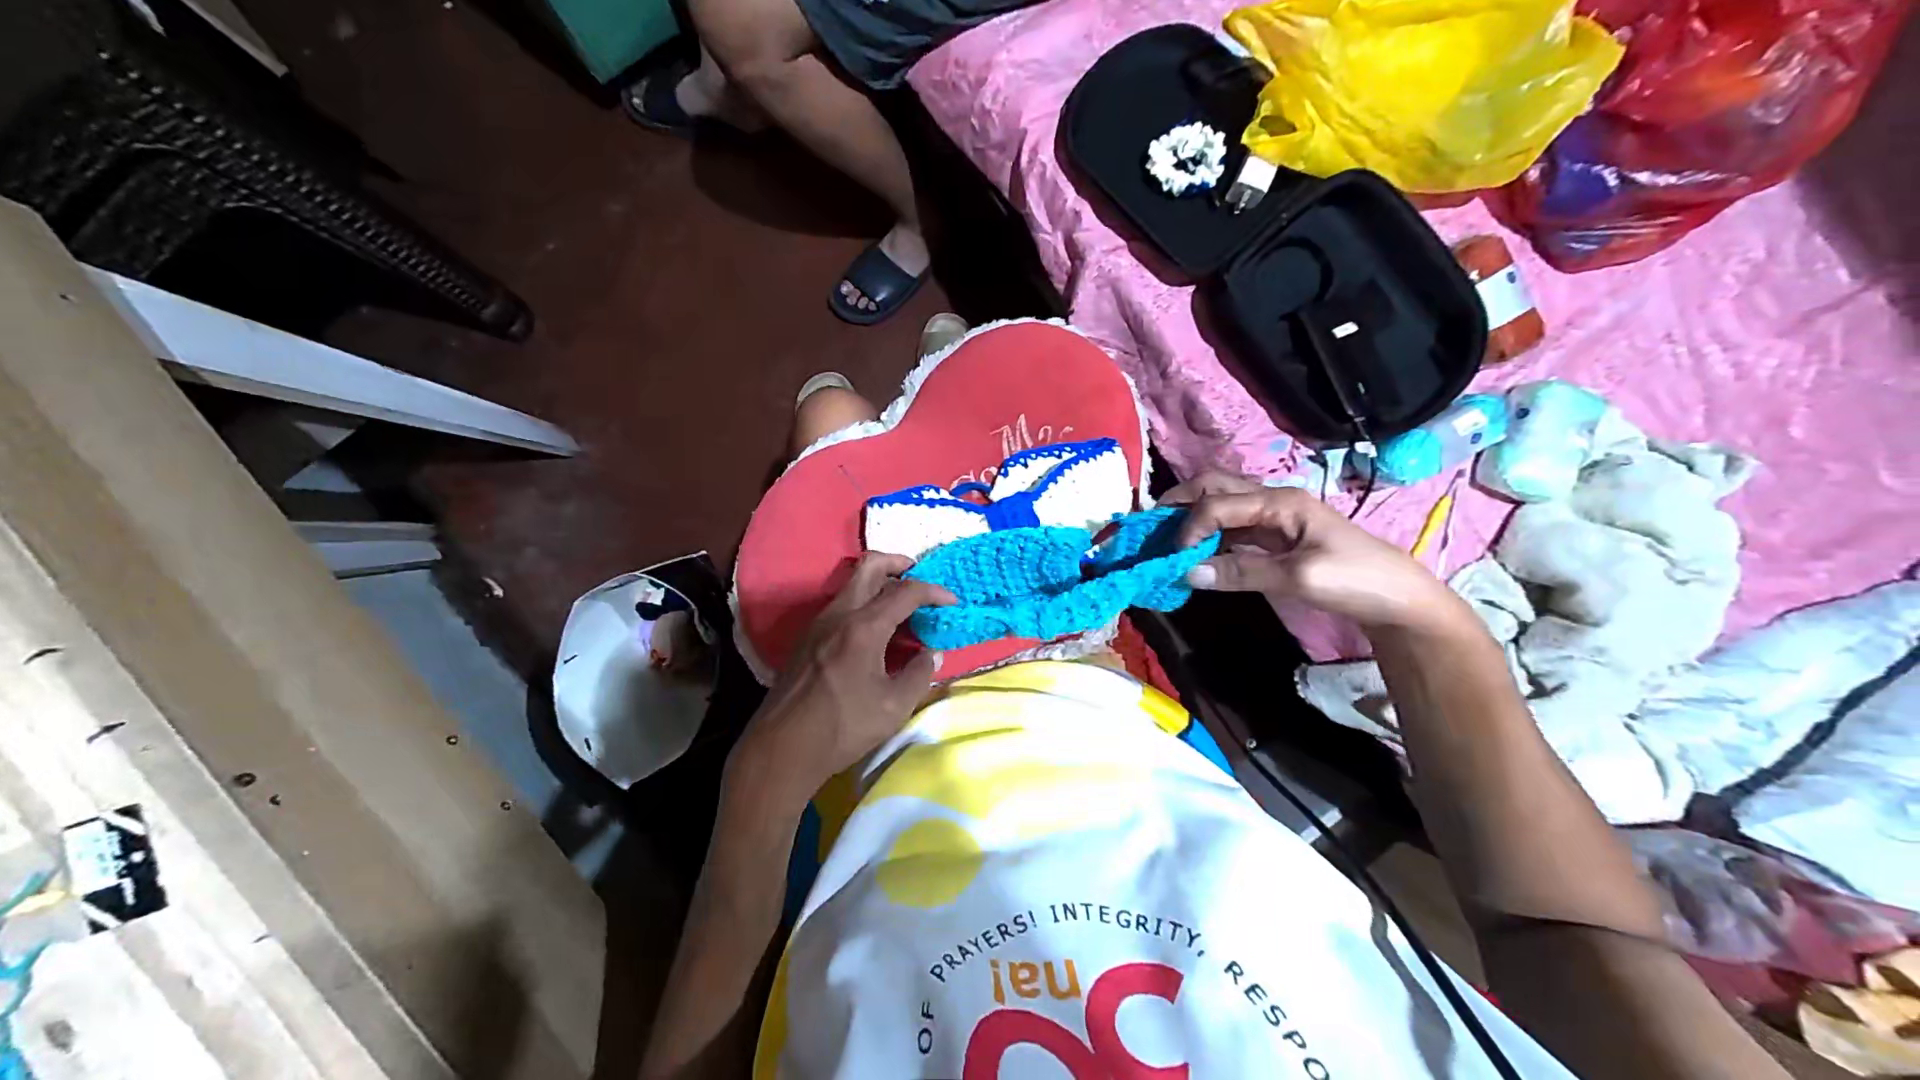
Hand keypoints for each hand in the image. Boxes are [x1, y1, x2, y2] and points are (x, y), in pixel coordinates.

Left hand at [729, 553, 956, 812]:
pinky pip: (841, 604)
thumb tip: (931, 654)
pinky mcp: (807, 638)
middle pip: (869, 566)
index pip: (905, 591)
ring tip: (902, 607)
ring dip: (879, 584)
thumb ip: (920, 674)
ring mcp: (818, 623)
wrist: (782, 747)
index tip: (952, 601)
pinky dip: (863, 603)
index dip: (934, 591)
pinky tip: (875, 631)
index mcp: (863, 626)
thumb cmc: (842, 727)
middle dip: (899, 563)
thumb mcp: (894, 706)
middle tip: (920, 576)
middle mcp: (838, 614)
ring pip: (852, 584)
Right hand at [1163, 471, 1469, 634]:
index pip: (1218, 502)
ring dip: (1189, 516)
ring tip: (1162, 537)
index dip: (1189, 525)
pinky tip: (1192, 554)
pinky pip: (1230, 529)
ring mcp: (1273, 519)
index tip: (1172, 555)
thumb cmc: (1357, 581)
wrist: (1399, 601)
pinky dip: (1206, 537)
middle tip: (1149, 525)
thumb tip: (1187, 572)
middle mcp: (1272, 500)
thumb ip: (1243, 572)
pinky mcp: (1274, 538)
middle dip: (1178, 501)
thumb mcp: (1300, 578)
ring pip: (1220, 504)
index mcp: (1280, 500)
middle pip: (1214, 486)